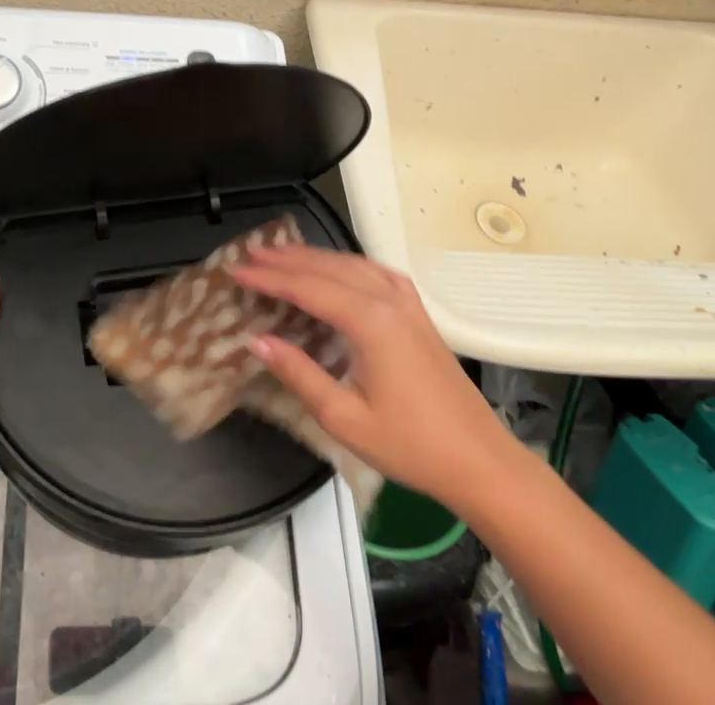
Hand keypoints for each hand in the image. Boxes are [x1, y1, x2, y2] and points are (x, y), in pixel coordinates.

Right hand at [229, 245, 504, 502]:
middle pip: (331, 268)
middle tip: (251, 253)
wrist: (478, 460)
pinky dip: (351, 266)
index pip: (308, 288)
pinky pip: (379, 275)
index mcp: (371, 323)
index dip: (269, 278)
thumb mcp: (344, 417)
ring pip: (356, 266)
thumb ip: (300, 374)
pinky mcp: (420, 318)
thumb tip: (258, 342)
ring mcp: (410, 307)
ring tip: (283, 254)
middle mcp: (390, 303)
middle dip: (288, 259)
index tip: (236, 270)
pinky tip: (341, 270)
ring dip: (317, 258)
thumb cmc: (410, 445)